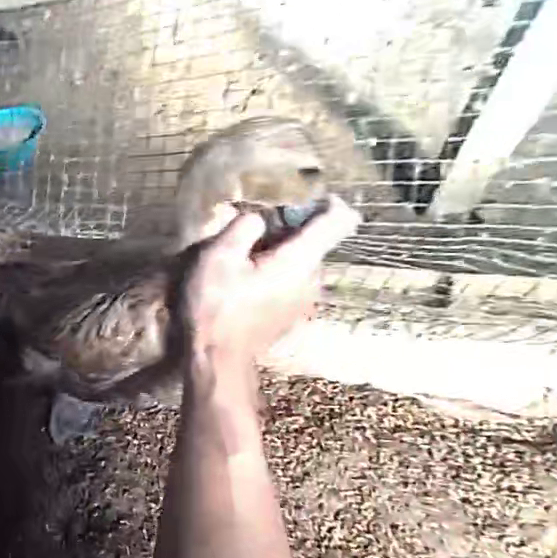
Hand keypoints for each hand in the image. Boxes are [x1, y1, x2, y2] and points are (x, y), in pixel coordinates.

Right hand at [181, 197, 360, 372]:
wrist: (218, 358)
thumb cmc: (216, 306)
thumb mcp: (218, 258)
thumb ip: (242, 228)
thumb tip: (257, 218)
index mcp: (301, 260)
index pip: (340, 220)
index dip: (327, 202)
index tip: (300, 200)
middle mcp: (313, 279)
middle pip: (314, 242)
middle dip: (286, 232)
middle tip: (247, 236)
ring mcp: (306, 300)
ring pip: (300, 264)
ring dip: (277, 256)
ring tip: (240, 264)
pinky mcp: (293, 315)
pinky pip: (291, 284)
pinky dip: (273, 276)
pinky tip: (243, 287)